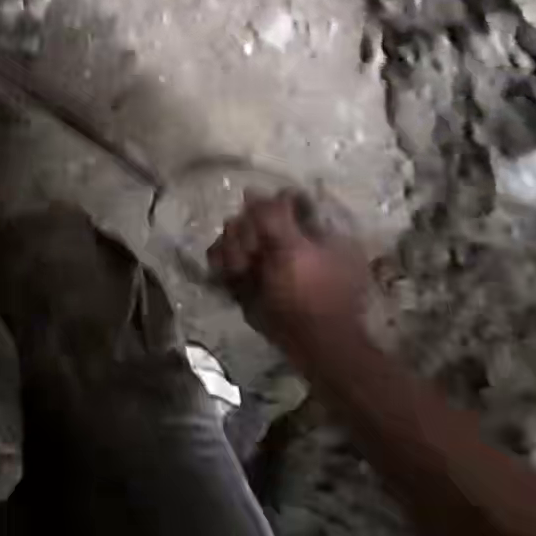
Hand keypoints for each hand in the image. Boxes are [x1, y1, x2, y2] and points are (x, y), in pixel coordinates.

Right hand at [207, 191, 368, 354]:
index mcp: (313, 227)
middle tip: (252, 254)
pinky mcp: (248, 275)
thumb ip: (272, 216)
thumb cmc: (310, 295)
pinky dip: (222, 262)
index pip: (281, 199)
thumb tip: (250, 191)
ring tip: (240, 270)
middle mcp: (289, 237)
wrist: (310, 345)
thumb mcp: (295, 250)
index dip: (266, 208)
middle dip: (245, 234)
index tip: (260, 225)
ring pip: (233, 235)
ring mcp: (267, 257)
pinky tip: (228, 273)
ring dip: (232, 250)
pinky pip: (223, 255)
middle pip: (251, 216)